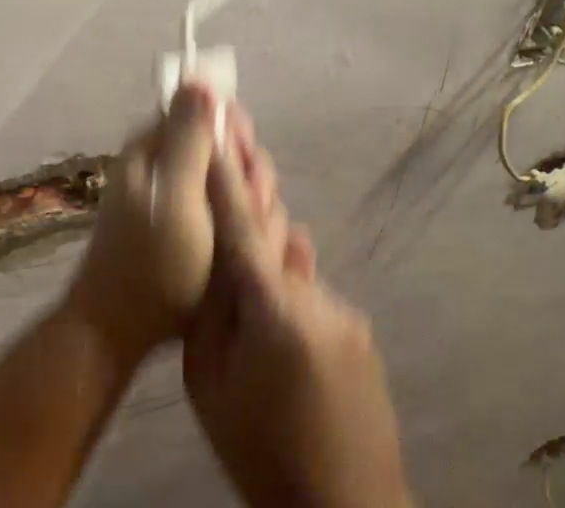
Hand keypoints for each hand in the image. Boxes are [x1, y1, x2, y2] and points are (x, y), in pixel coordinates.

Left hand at [69, 84, 252, 360]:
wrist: (121, 329)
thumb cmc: (154, 261)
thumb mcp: (178, 194)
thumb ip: (189, 137)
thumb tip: (198, 78)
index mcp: (150, 151)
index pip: (200, 114)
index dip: (232, 133)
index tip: (249, 164)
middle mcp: (158, 169)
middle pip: (218, 150)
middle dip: (246, 174)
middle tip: (255, 208)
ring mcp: (169, 202)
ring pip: (225, 185)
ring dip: (247, 204)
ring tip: (254, 237)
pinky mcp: (180, 233)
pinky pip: (219, 214)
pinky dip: (237, 226)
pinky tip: (248, 249)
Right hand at [183, 136, 413, 507]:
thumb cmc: (256, 446)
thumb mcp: (207, 378)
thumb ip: (216, 307)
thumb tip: (233, 257)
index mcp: (273, 308)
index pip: (239, 222)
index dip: (223, 169)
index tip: (215, 119)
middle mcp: (317, 297)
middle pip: (270, 233)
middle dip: (247, 187)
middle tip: (231, 138)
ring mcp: (345, 314)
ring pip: (290, 266)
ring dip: (263, 248)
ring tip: (236, 230)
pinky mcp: (358, 335)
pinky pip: (309, 292)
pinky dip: (284, 284)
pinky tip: (267, 303)